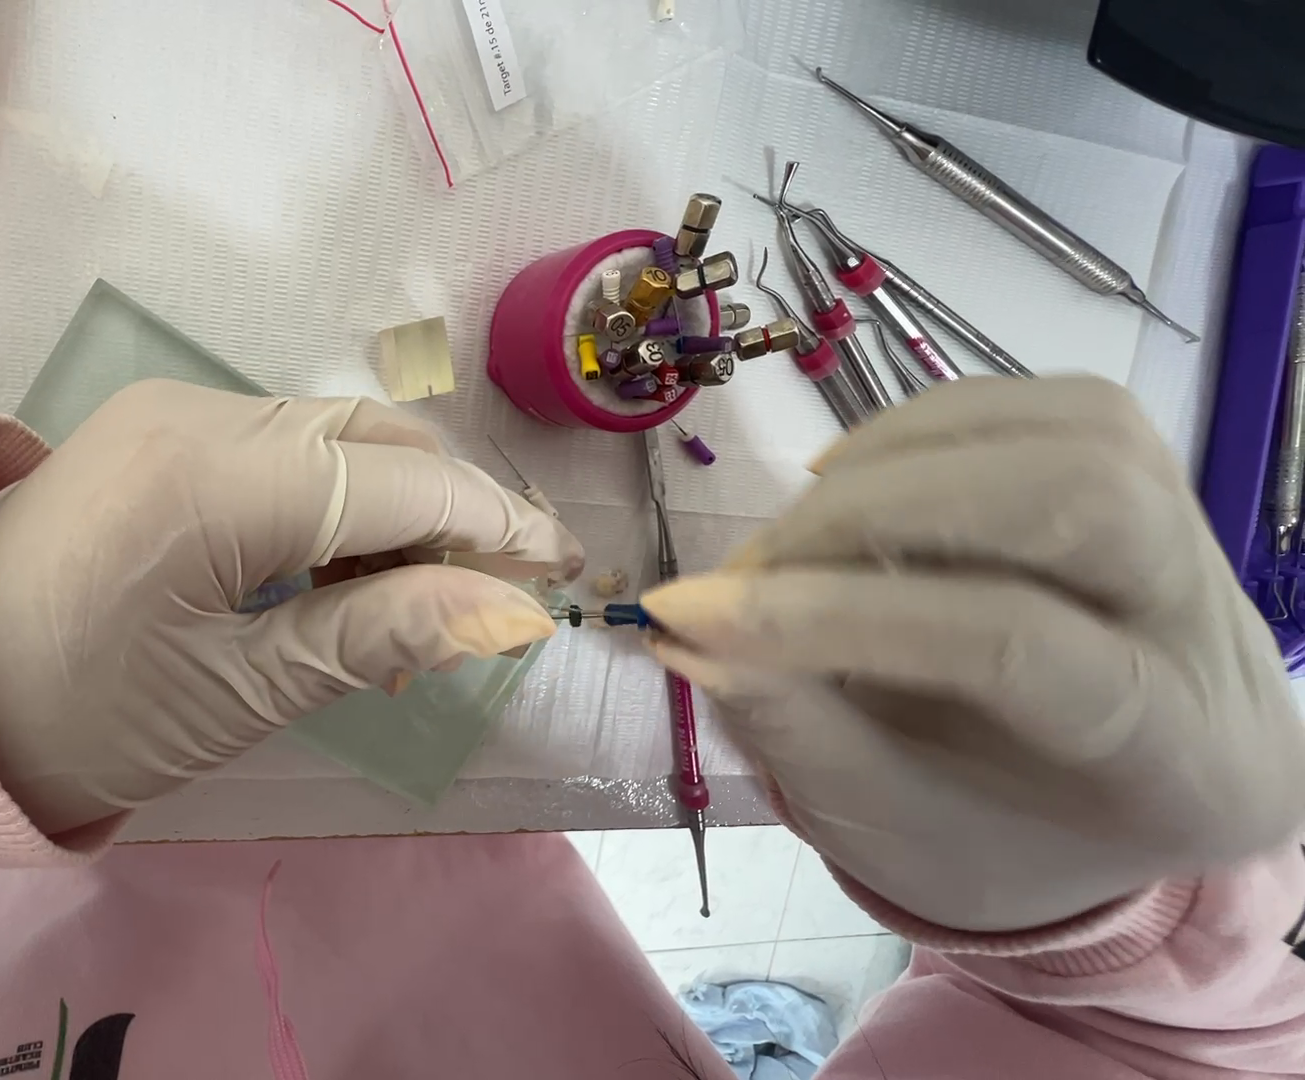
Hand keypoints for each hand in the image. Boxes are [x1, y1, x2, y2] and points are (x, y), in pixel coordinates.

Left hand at [0, 381, 582, 834]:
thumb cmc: (73, 720)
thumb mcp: (238, 694)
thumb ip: (376, 634)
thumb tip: (509, 610)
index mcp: (209, 478)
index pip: (398, 480)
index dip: (493, 521)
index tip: (563, 568)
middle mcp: (194, 412)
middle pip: (372, 441)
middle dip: (450, 510)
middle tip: (491, 597)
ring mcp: (171, 413)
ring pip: (332, 440)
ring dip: (395, 507)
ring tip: (415, 603)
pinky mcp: (158, 433)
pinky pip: (282, 451)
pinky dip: (336, 502)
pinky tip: (343, 570)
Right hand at [642, 377, 1304, 931]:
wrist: (1047, 814)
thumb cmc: (959, 834)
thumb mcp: (862, 813)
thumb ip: (779, 719)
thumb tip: (682, 628)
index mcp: (1170, 760)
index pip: (1010, 645)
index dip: (827, 615)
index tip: (684, 612)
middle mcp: (1217, 636)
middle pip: (1069, 495)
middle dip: (865, 514)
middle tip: (751, 565)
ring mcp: (1195, 546)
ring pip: (1071, 427)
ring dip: (890, 458)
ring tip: (795, 526)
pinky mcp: (1144, 489)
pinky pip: (1046, 405)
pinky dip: (917, 428)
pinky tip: (842, 480)